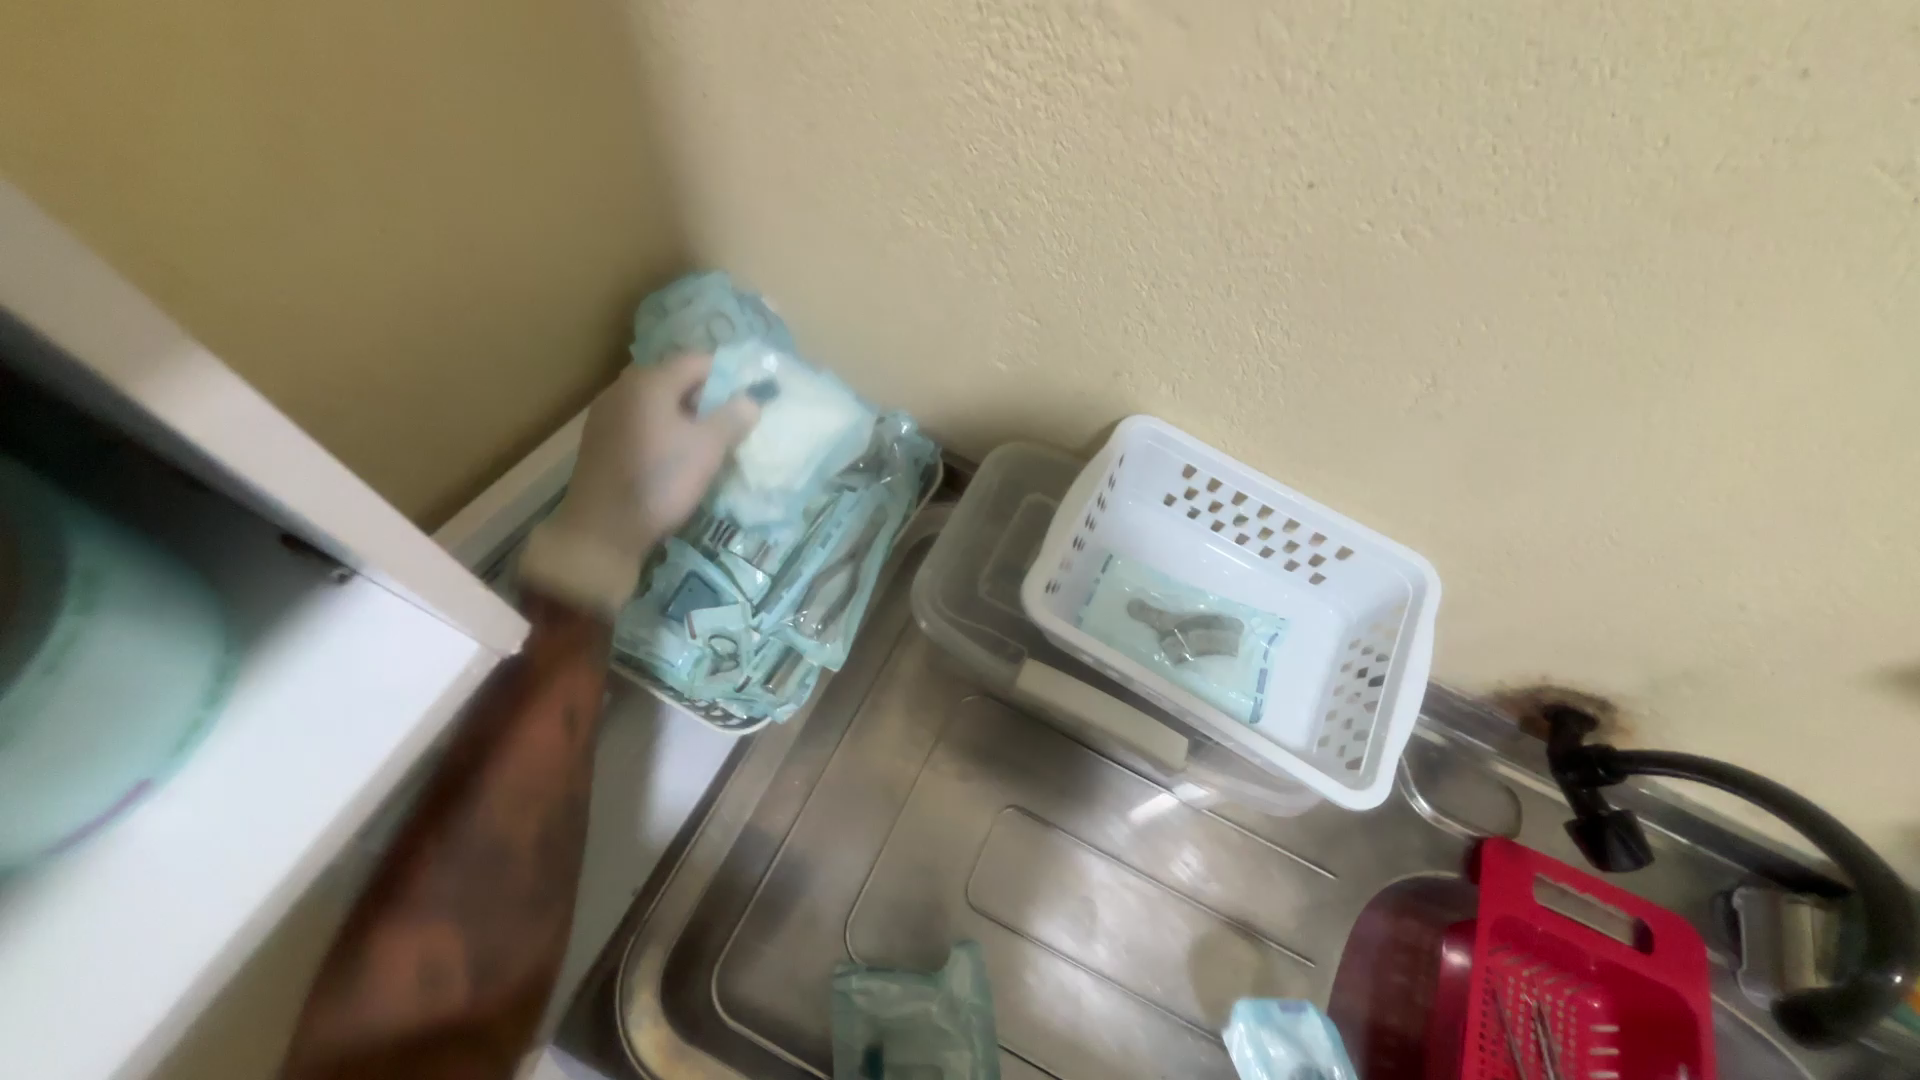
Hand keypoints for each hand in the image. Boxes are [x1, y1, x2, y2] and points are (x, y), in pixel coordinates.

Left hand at [519, 354, 759, 618]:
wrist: (602, 530)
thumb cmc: (661, 482)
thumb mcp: (708, 449)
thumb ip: (732, 418)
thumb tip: (750, 400)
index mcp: (650, 382)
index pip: (698, 360)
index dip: (728, 375)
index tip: (749, 398)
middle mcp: (624, 388)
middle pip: (675, 380)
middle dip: (707, 397)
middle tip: (732, 422)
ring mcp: (607, 414)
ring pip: (657, 403)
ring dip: (685, 416)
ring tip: (707, 443)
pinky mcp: (600, 440)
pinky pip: (641, 422)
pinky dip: (663, 431)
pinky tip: (674, 457)